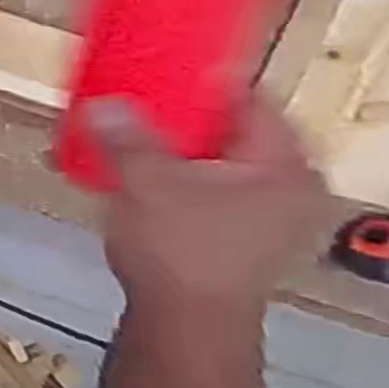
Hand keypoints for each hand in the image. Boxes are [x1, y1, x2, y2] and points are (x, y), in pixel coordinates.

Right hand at [85, 96, 324, 322]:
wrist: (184, 318)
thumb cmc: (178, 245)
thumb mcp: (144, 182)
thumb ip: (124, 138)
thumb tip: (103, 103)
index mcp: (282, 166)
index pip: (249, 102)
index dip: (202, 81)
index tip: (156, 69)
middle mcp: (285, 186)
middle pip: (224, 132)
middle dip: (169, 119)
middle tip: (125, 106)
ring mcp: (261, 214)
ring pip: (206, 163)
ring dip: (159, 149)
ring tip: (113, 141)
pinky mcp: (232, 235)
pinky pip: (197, 188)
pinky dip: (162, 177)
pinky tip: (125, 177)